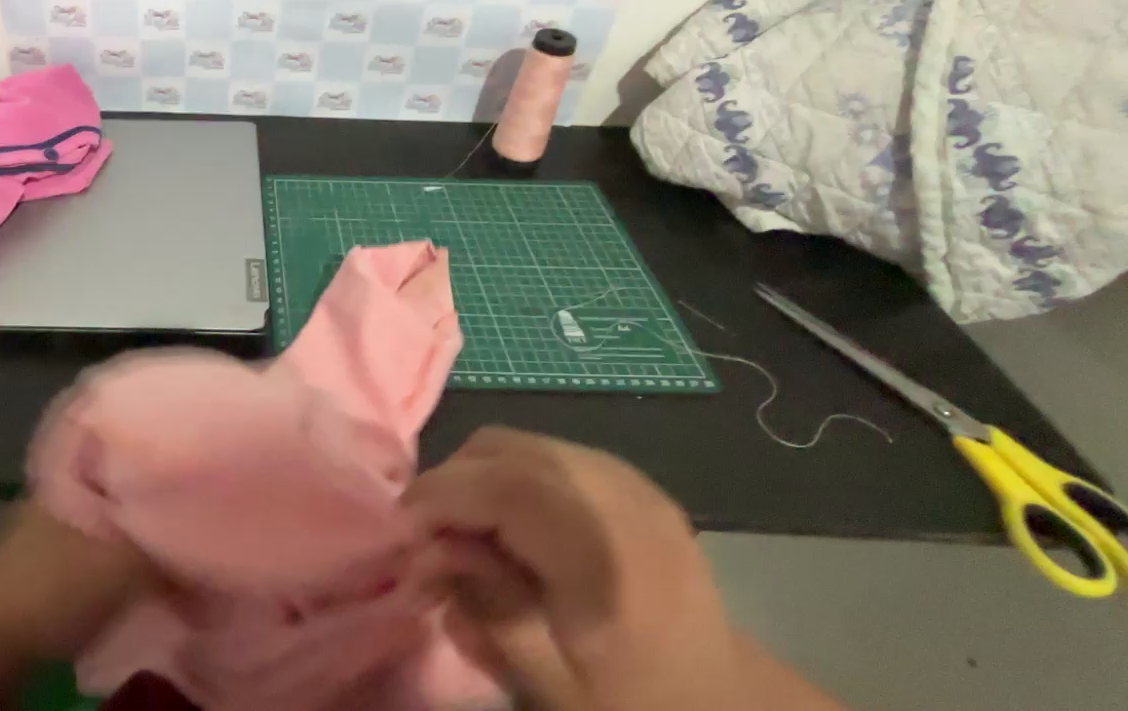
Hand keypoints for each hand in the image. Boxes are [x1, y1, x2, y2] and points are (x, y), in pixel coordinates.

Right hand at [404, 428, 844, 710]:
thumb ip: (482, 602)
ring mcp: (628, 478)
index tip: (402, 535)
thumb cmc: (632, 700)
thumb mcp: (548, 678)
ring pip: (520, 443)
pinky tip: (514, 528)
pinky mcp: (632, 480)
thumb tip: (429, 550)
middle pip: (501, 448)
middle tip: (433, 539)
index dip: (436, 498)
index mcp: (600, 545)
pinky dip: (512, 478)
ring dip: (479, 478)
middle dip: (452, 483)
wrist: (726, 704)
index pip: (496, 484)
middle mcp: (616, 492)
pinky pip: (548, 454)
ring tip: (470, 534)